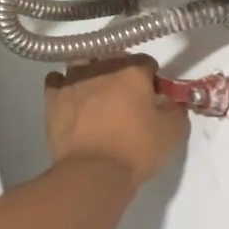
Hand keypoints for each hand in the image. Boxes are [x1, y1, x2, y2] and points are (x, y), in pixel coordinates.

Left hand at [43, 55, 188, 186]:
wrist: (92, 171)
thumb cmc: (136, 150)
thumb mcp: (172, 132)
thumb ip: (176, 109)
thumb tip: (171, 100)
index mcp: (131, 71)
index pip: (145, 61)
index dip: (151, 77)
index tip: (151, 95)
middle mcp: (100, 67)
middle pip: (113, 57)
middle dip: (121, 70)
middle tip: (125, 95)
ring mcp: (72, 80)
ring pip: (82, 62)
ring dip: (90, 71)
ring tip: (95, 92)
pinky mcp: (52, 96)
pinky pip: (56, 80)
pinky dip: (63, 85)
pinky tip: (70, 96)